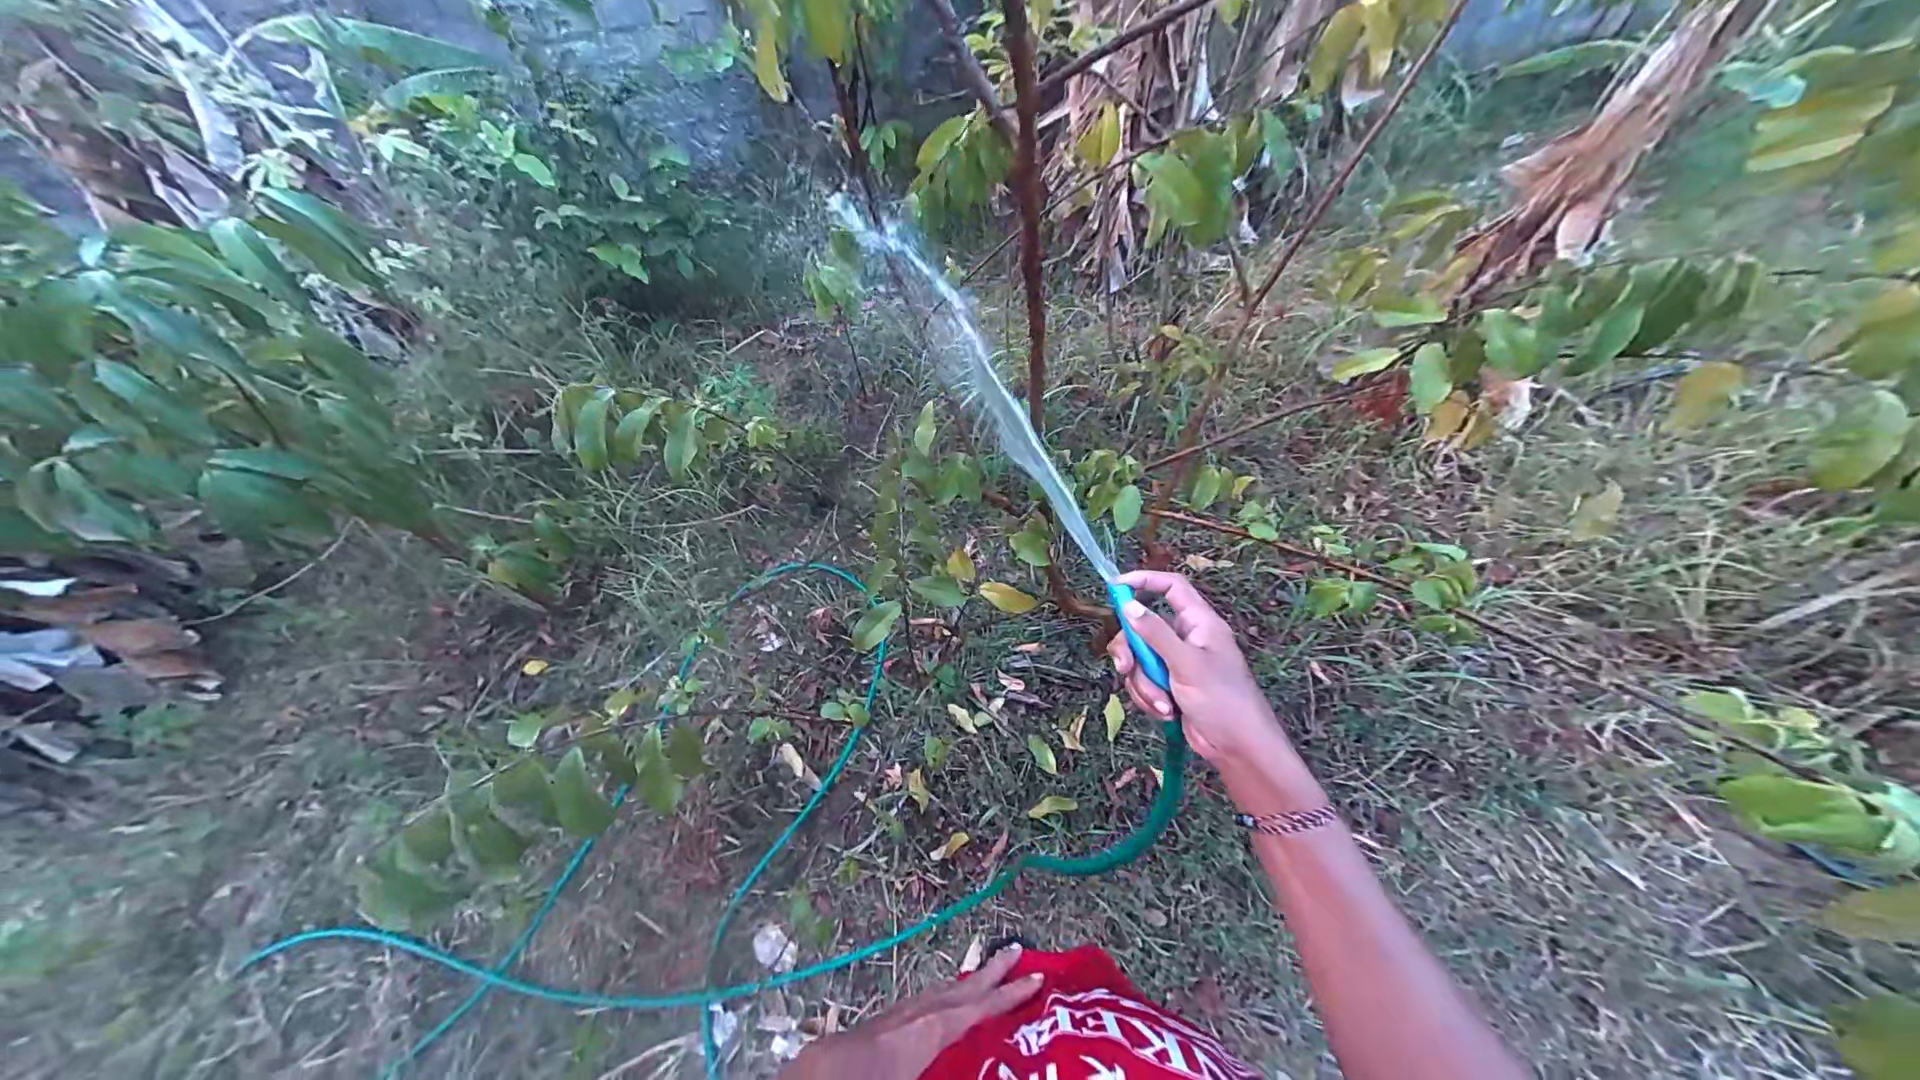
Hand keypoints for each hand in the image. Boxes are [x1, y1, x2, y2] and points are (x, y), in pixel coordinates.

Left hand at [779, 944, 1041, 1079]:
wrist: (823, 1072)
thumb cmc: (873, 1076)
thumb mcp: (921, 1073)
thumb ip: (953, 1063)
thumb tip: (991, 1069)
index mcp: (935, 1028)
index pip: (982, 1006)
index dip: (1011, 993)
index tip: (1038, 976)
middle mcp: (923, 1012)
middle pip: (966, 987)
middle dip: (993, 970)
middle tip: (1018, 949)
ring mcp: (905, 1011)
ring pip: (945, 989)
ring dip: (970, 978)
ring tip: (988, 968)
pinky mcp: (890, 1019)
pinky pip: (929, 997)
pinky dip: (948, 992)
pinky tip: (946, 998)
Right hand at [1106, 571, 1288, 764]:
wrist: (1239, 748)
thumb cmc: (1223, 700)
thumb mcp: (1186, 664)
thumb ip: (1155, 634)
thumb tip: (1128, 606)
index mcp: (1199, 623)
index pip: (1170, 587)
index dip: (1144, 581)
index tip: (1115, 587)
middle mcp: (1186, 638)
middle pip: (1142, 628)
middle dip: (1132, 652)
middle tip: (1125, 668)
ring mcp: (1176, 663)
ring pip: (1139, 659)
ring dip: (1144, 684)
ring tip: (1163, 704)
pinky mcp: (1169, 686)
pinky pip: (1144, 681)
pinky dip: (1149, 697)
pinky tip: (1166, 712)